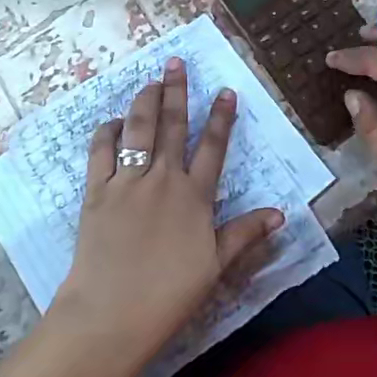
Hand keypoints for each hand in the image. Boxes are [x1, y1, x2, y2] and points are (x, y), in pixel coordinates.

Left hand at [51, 58, 281, 360]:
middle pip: (173, 127)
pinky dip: (107, 131)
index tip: (226, 92)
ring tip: (150, 80)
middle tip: (177, 63)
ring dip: (145, 101)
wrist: (111, 314)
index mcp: (195, 196)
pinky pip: (101, 151)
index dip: (222, 118)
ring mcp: (127, 182)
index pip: (214, 147)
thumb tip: (280, 214)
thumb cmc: (169, 295)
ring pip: (139, 130)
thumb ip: (245, 234)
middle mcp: (163, 179)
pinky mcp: (96, 192)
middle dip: (178, 92)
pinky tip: (113, 121)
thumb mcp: (215, 266)